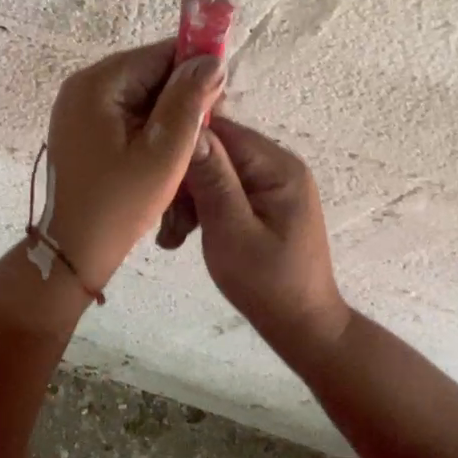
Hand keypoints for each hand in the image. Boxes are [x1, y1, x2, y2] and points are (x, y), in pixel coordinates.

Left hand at [36, 42, 225, 289]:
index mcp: (97, 83)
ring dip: (167, 112)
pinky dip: (149, 124)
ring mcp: (78, 105)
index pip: (157, 55)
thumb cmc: (119, 203)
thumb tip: (211, 60)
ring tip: (189, 144)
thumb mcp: (164, 153)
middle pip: (147, 71)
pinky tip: (166, 150)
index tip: (220, 100)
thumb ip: (188, 102)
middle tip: (207, 130)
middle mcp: (83, 85)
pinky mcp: (81, 126)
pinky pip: (125, 110)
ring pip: (139, 92)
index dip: (194, 70)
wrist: (73, 249)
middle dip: (181, 94)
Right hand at [180, 116, 350, 360]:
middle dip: (183, 181)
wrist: (302, 330)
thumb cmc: (269, 285)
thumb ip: (213, 179)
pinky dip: (198, 207)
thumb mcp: (232, 231)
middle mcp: (276, 164)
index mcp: (277, 166)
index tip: (155, 175)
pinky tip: (182, 234)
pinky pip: (218, 186)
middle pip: (212, 150)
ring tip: (173, 235)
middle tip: (166, 222)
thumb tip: (190, 127)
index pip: (219, 130)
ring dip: (186, 198)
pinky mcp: (259, 198)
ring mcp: (268, 181)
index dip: (182, 146)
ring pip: (210, 169)